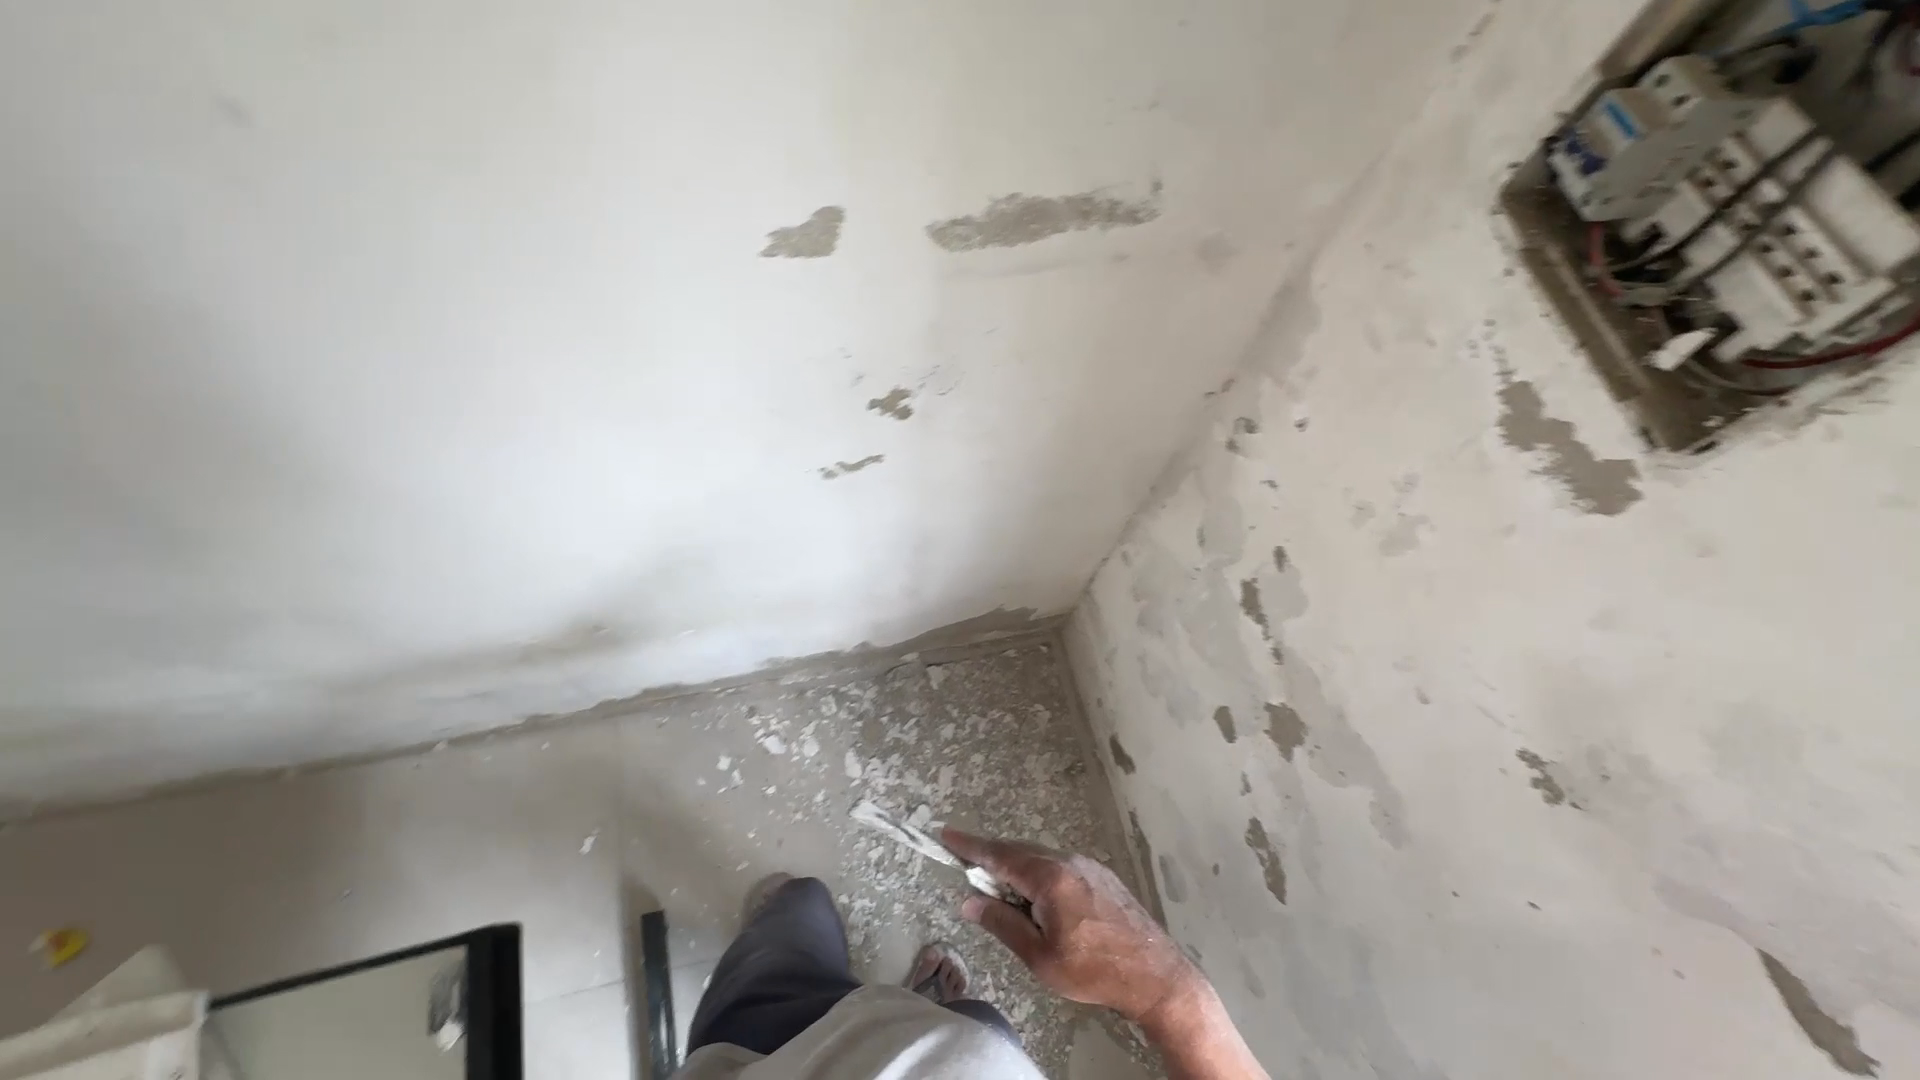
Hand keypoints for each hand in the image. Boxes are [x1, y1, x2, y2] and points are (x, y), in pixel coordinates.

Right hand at [941, 828, 1198, 1026]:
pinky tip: (1040, 901)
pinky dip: (1039, 875)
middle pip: (1019, 852)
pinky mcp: (1102, 876)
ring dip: (1018, 870)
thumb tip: (970, 902)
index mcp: (1049, 877)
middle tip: (969, 872)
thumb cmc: (1093, 971)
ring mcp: (1088, 865)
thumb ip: (1002, 923)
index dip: (970, 846)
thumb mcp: (1039, 956)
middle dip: (992, 860)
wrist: (1156, 975)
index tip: (945, 834)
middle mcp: (1068, 861)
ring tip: (1005, 897)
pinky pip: (1060, 866)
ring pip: (1041, 859)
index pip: (999, 855)